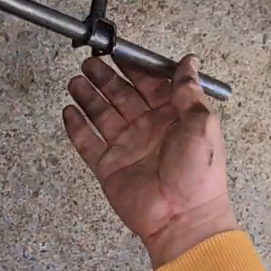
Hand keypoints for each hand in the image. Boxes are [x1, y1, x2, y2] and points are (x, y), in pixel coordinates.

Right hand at [64, 56, 239, 266]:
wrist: (182, 218)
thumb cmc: (198, 175)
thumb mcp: (202, 124)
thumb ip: (189, 91)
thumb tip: (189, 62)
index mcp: (172, 117)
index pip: (149, 83)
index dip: (134, 66)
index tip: (119, 51)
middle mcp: (147, 129)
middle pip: (121, 95)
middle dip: (105, 78)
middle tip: (90, 62)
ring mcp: (126, 148)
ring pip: (102, 114)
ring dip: (88, 97)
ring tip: (76, 81)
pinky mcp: (108, 167)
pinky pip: (88, 143)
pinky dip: (77, 127)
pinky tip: (69, 111)